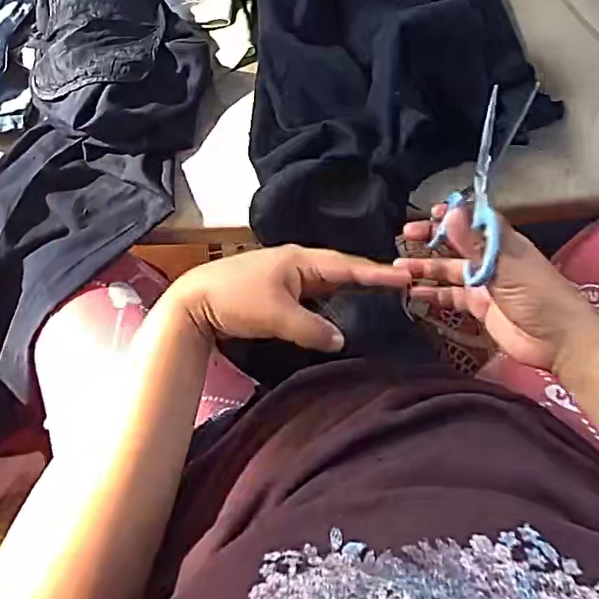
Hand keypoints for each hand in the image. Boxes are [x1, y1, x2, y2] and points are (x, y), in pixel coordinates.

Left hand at [162, 244, 411, 351]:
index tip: (405, 276)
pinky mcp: (278, 290)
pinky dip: (331, 299)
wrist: (193, 301)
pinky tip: (339, 310)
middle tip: (398, 284)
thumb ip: (311, 328)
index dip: (377, 273)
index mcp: (301, 259)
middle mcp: (298, 262)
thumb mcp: (275, 315)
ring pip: (327, 281)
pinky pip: (314, 292)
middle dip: (369, 275)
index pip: (347, 265)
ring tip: (378, 296)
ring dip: (350, 287)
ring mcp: (287, 275)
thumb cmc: (235, 299)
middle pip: (341, 268)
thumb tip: (340, 339)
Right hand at [396, 204, 598, 370]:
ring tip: (400, 267)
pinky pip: (453, 298)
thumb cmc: (539, 296)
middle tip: (405, 236)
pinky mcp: (482, 308)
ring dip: (427, 267)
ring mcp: (486, 284)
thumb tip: (451, 211)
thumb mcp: (505, 266)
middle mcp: (492, 259)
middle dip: (432, 238)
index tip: (428, 212)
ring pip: (450, 270)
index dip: (452, 214)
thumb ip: (474, 243)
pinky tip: (415, 294)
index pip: (472, 219)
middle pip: (457, 243)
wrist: (560, 341)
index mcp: (502, 242)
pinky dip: (434, 295)